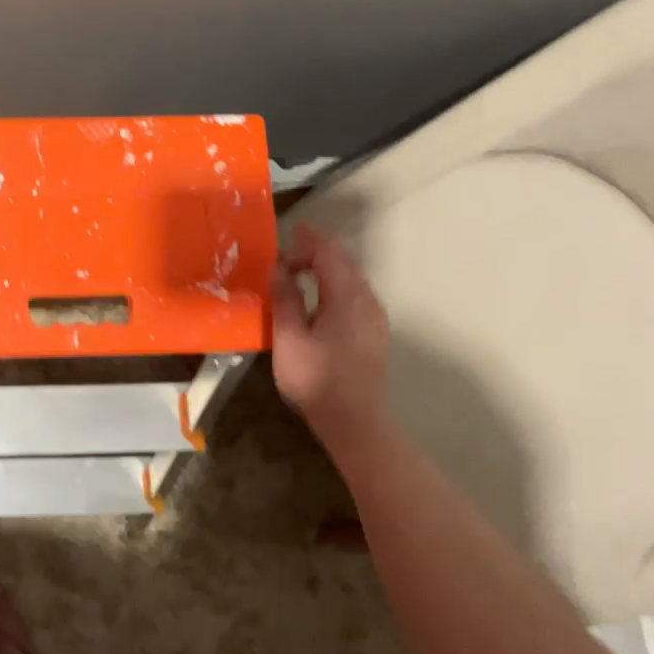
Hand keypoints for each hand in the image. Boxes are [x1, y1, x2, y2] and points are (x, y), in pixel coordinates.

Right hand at [271, 224, 391, 447]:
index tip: (290, 232)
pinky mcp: (373, 333)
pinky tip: (319, 296)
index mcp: (346, 298)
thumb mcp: (289, 337)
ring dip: (327, 268)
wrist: (355, 421)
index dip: (310, 240)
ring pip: (352, 279)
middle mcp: (366, 301)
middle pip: (345, 263)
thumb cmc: (315, 378)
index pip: (330, 255)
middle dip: (319, 251)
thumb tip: (279, 268)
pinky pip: (355, 294)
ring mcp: (374, 318)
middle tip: (290, 249)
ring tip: (300, 270)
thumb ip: (285, 298)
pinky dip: (335, 284)